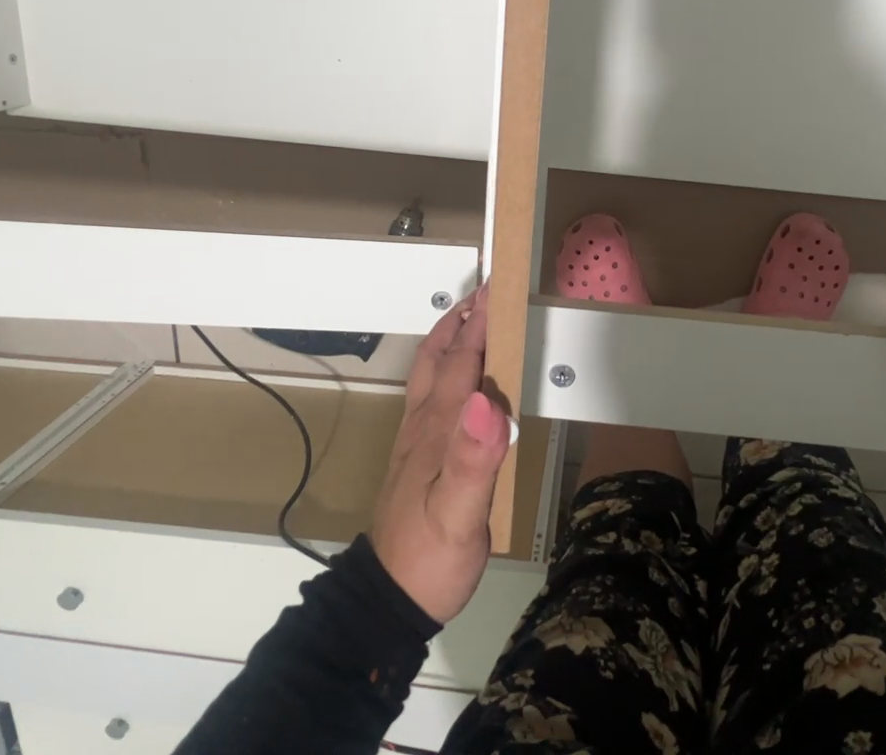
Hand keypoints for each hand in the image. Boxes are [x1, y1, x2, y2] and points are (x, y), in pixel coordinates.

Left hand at [370, 285, 514, 623]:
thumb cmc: (431, 557)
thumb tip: (489, 400)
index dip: (479, 324)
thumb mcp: (459, 515)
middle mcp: (423, 425)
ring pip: (430, 376)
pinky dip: (446, 371)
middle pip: (439, 360)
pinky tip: (459, 381)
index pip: (462, 363)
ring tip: (469, 321)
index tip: (496, 287)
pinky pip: (431, 398)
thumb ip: (474, 458)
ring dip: (449, 341)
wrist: (389, 598)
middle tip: (484, 293)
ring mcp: (416, 441)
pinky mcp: (417, 458)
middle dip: (460, 322)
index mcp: (438, 429)